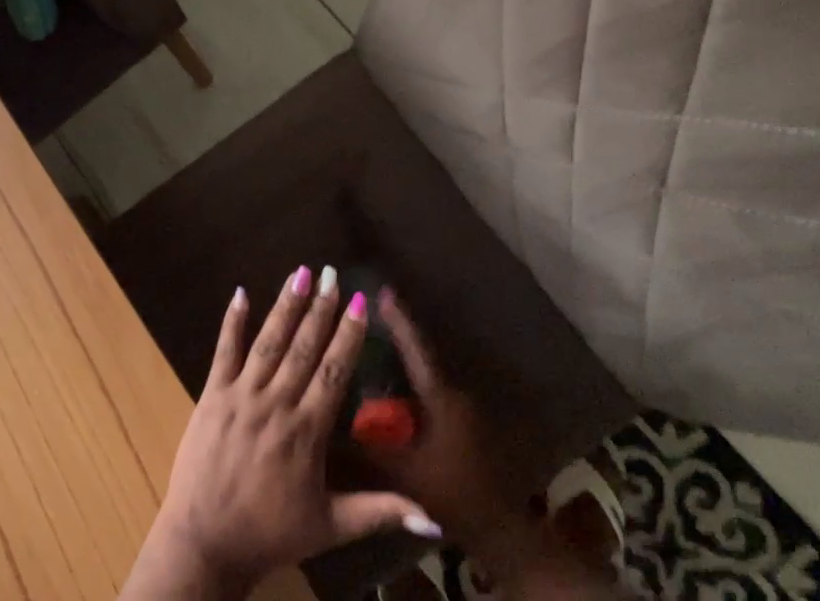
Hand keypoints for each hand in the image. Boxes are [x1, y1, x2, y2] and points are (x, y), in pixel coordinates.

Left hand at [121, 268, 442, 600]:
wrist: (206, 539)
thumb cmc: (271, 532)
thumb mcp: (331, 526)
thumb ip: (381, 512)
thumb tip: (436, 521)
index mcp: (307, 431)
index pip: (333, 372)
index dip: (348, 336)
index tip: (360, 302)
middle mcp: (275, 404)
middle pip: (302, 349)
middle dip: (320, 310)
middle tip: (332, 274)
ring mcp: (240, 396)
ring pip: (267, 343)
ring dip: (284, 307)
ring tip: (299, 274)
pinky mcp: (211, 396)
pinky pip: (222, 353)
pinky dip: (232, 323)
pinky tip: (240, 294)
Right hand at [368, 291, 620, 597]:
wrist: (497, 528)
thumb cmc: (450, 493)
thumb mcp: (400, 471)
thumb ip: (361, 447)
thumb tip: (322, 426)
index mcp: (441, 398)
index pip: (416, 350)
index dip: (399, 321)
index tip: (383, 291)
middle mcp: (454, 396)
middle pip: (420, 357)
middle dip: (395, 336)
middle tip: (366, 316)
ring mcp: (461, 411)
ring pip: (425, 377)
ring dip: (402, 360)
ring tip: (370, 345)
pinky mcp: (462, 427)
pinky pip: (429, 394)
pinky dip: (409, 384)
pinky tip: (388, 390)